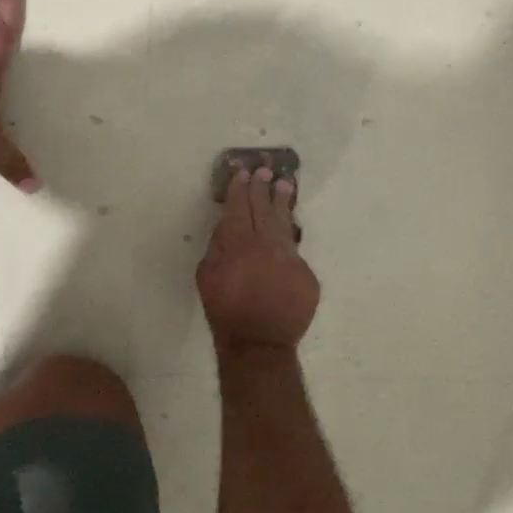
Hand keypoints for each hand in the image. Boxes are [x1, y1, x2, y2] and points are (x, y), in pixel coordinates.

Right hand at [196, 165, 318, 350]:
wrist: (259, 342)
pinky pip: (294, 250)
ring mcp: (289, 257)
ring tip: (285, 184)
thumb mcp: (207, 275)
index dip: (239, 188)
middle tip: (264, 170)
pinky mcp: (306, 273)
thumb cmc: (225, 310)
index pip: (238, 207)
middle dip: (262, 188)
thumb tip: (227, 227)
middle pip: (263, 209)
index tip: (242, 172)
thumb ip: (218, 246)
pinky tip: (290, 227)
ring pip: (285, 223)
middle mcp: (265, 244)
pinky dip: (290, 237)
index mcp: (238, 243)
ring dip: (282, 202)